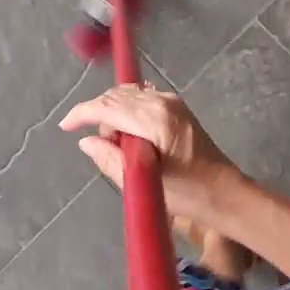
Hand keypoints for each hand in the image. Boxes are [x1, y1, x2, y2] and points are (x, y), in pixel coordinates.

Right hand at [59, 85, 243, 225]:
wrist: (225, 192)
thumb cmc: (187, 193)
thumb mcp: (142, 182)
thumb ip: (110, 159)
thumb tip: (87, 142)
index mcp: (155, 119)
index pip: (108, 106)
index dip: (82, 113)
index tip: (64, 126)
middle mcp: (163, 102)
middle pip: (116, 96)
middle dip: (98, 115)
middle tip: (101, 147)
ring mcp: (172, 101)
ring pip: (127, 96)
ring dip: (113, 114)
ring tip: (118, 147)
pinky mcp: (176, 106)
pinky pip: (141, 99)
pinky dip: (127, 112)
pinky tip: (129, 135)